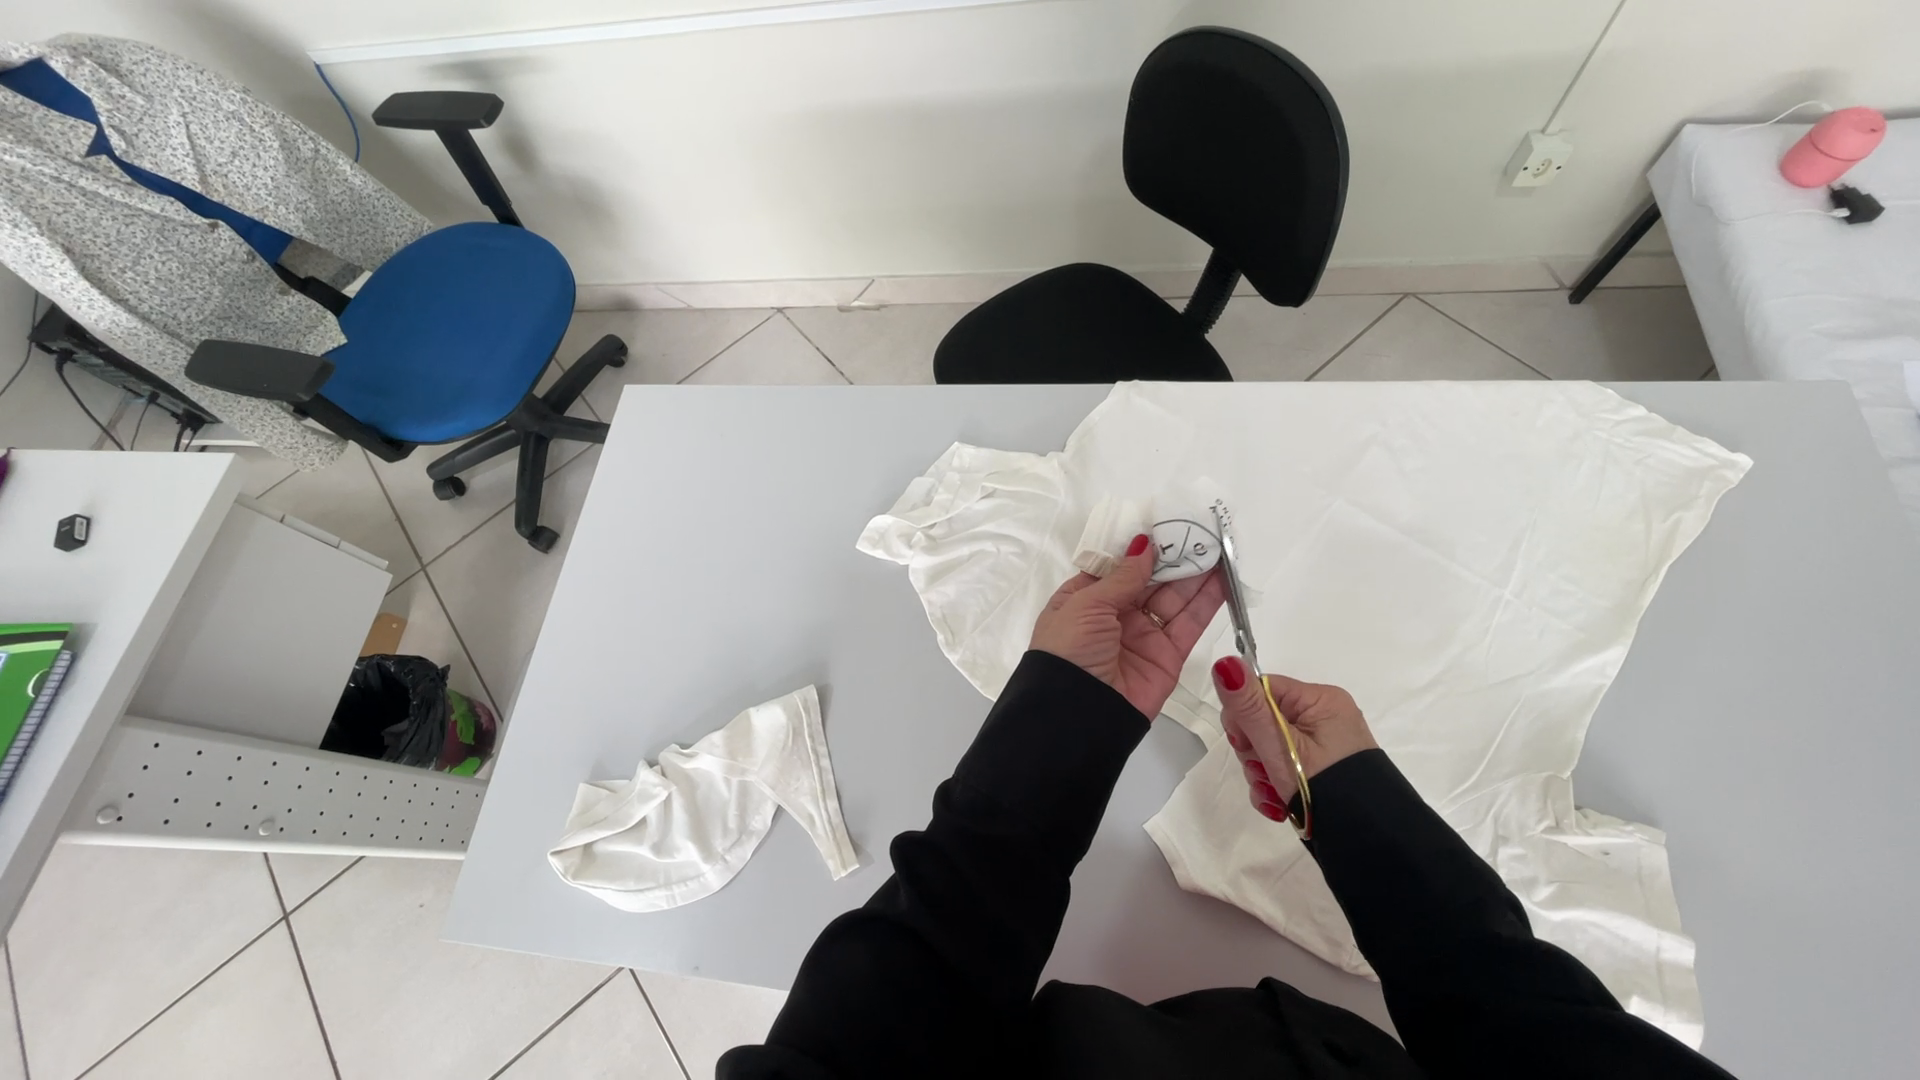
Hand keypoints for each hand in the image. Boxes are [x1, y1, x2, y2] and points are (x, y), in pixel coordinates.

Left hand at [1031, 534, 1227, 719]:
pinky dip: (1207, 601)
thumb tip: (1144, 544)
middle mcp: (1114, 615)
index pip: (1116, 567)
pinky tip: (1222, 577)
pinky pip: (1189, 624)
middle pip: (1149, 580)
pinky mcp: (1168, 656)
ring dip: (1194, 574)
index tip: (1165, 524)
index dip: (1140, 548)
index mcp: (1084, 600)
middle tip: (1200, 531)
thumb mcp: (1086, 605)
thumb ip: (1122, 576)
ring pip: (1173, 598)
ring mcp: (1142, 635)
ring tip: (1218, 547)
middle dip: (1172, 557)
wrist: (1078, 714)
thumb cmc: (1069, 650)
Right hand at [1212, 657, 1378, 822]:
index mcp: (1319, 700)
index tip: (1241, 742)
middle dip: (1252, 751)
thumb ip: (1248, 706)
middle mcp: (1323, 717)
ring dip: (1260, 772)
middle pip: (1261, 719)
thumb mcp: (1277, 745)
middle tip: (1262, 772)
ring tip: (1272, 796)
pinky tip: (1276, 804)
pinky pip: (1283, 766)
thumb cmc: (1321, 786)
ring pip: (1268, 747)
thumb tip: (1224, 662)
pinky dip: (1273, 784)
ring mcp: (1323, 745)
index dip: (1242, 715)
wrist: (1366, 843)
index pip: (1261, 689)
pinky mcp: (1321, 769)